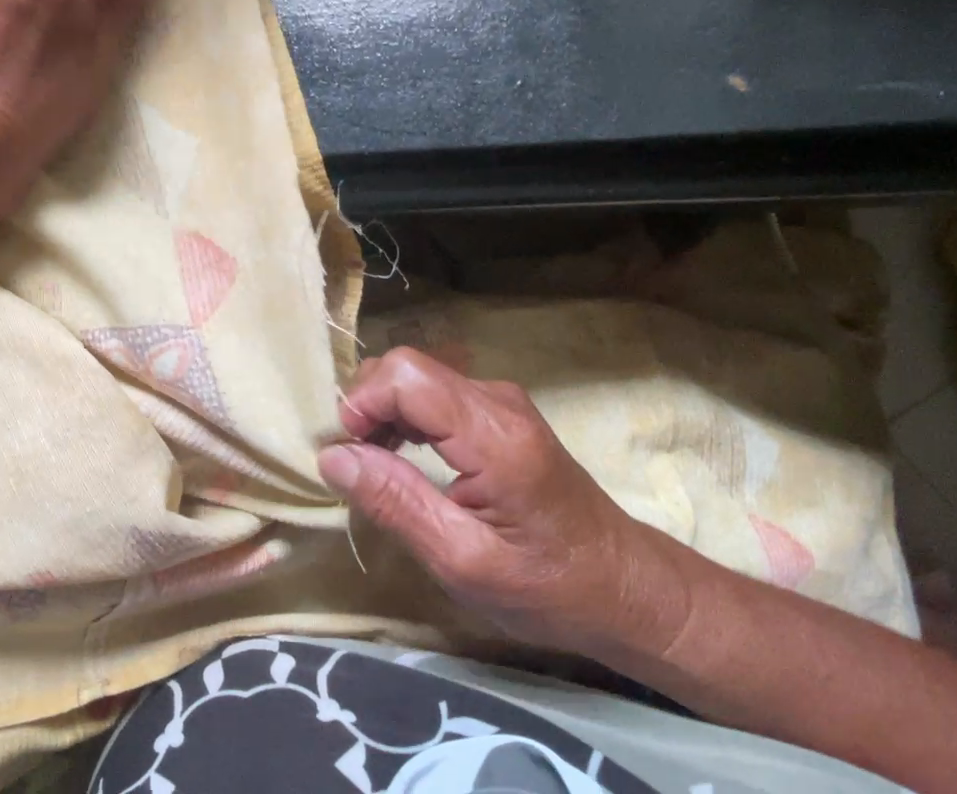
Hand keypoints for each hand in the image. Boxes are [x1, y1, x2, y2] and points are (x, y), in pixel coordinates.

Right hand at [320, 348, 691, 658]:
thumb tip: (332, 457)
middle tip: (352, 465)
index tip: (344, 454)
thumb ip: (396, 503)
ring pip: (416, 377)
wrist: (624, 587)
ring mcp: (501, 403)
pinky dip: (402, 418)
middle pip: (407, 367)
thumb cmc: (548, 588)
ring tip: (371, 467)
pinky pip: (434, 394)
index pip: (406, 376)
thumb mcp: (462, 562)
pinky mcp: (499, 414)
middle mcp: (497, 402)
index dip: (361, 403)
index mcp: (495, 437)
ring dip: (380, 413)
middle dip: (365, 406)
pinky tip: (398, 458)